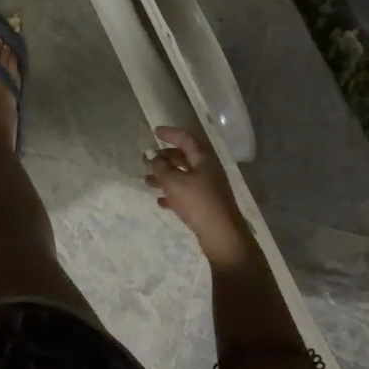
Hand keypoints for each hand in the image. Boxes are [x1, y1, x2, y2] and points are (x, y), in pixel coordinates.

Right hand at [145, 126, 253, 264]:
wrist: (222, 235)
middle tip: (147, 160)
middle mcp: (208, 170)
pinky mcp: (207, 204)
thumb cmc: (198, 202)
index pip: (186, 138)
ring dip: (165, 176)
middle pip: (184, 157)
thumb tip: (155, 158)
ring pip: (184, 176)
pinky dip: (173, 194)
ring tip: (147, 182)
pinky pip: (187, 193)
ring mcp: (209, 188)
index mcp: (203, 159)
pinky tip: (161, 202)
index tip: (155, 132)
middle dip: (165, 157)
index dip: (171, 133)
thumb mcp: (174, 182)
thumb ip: (162, 168)